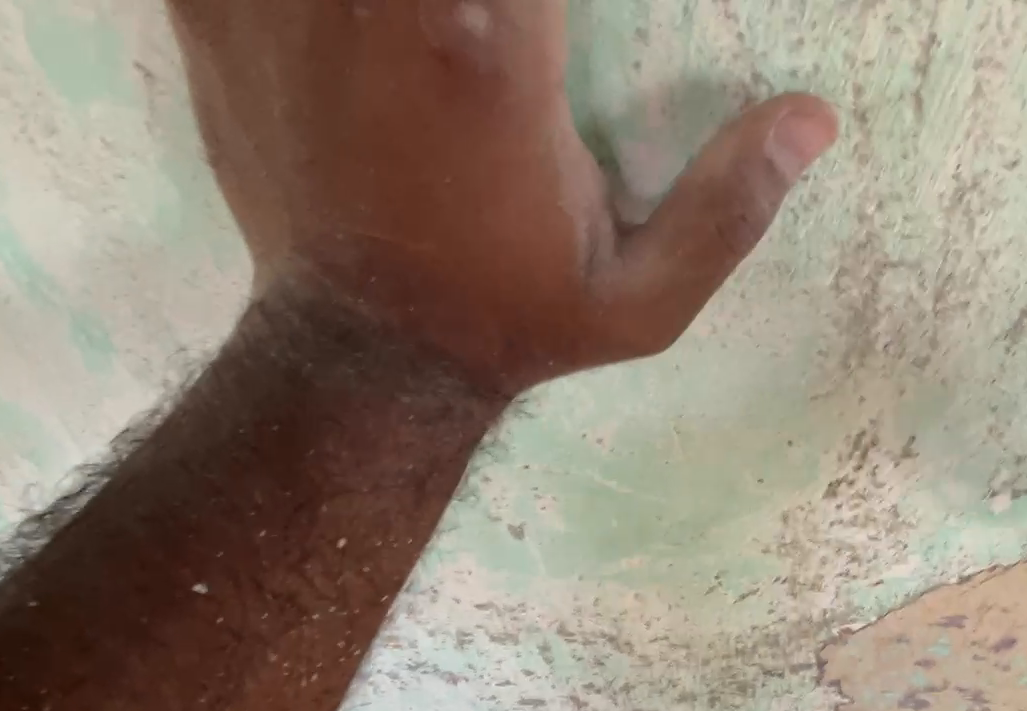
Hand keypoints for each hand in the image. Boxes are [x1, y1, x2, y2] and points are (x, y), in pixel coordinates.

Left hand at [168, 0, 837, 396]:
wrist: (374, 358)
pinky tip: (370, 27)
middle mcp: (378, 0)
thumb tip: (814, 120)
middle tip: (520, 15)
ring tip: (457, 22)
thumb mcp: (648, 302)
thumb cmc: (519, 322)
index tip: (573, 11)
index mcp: (491, 55)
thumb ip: (729, 208)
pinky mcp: (212, 8)